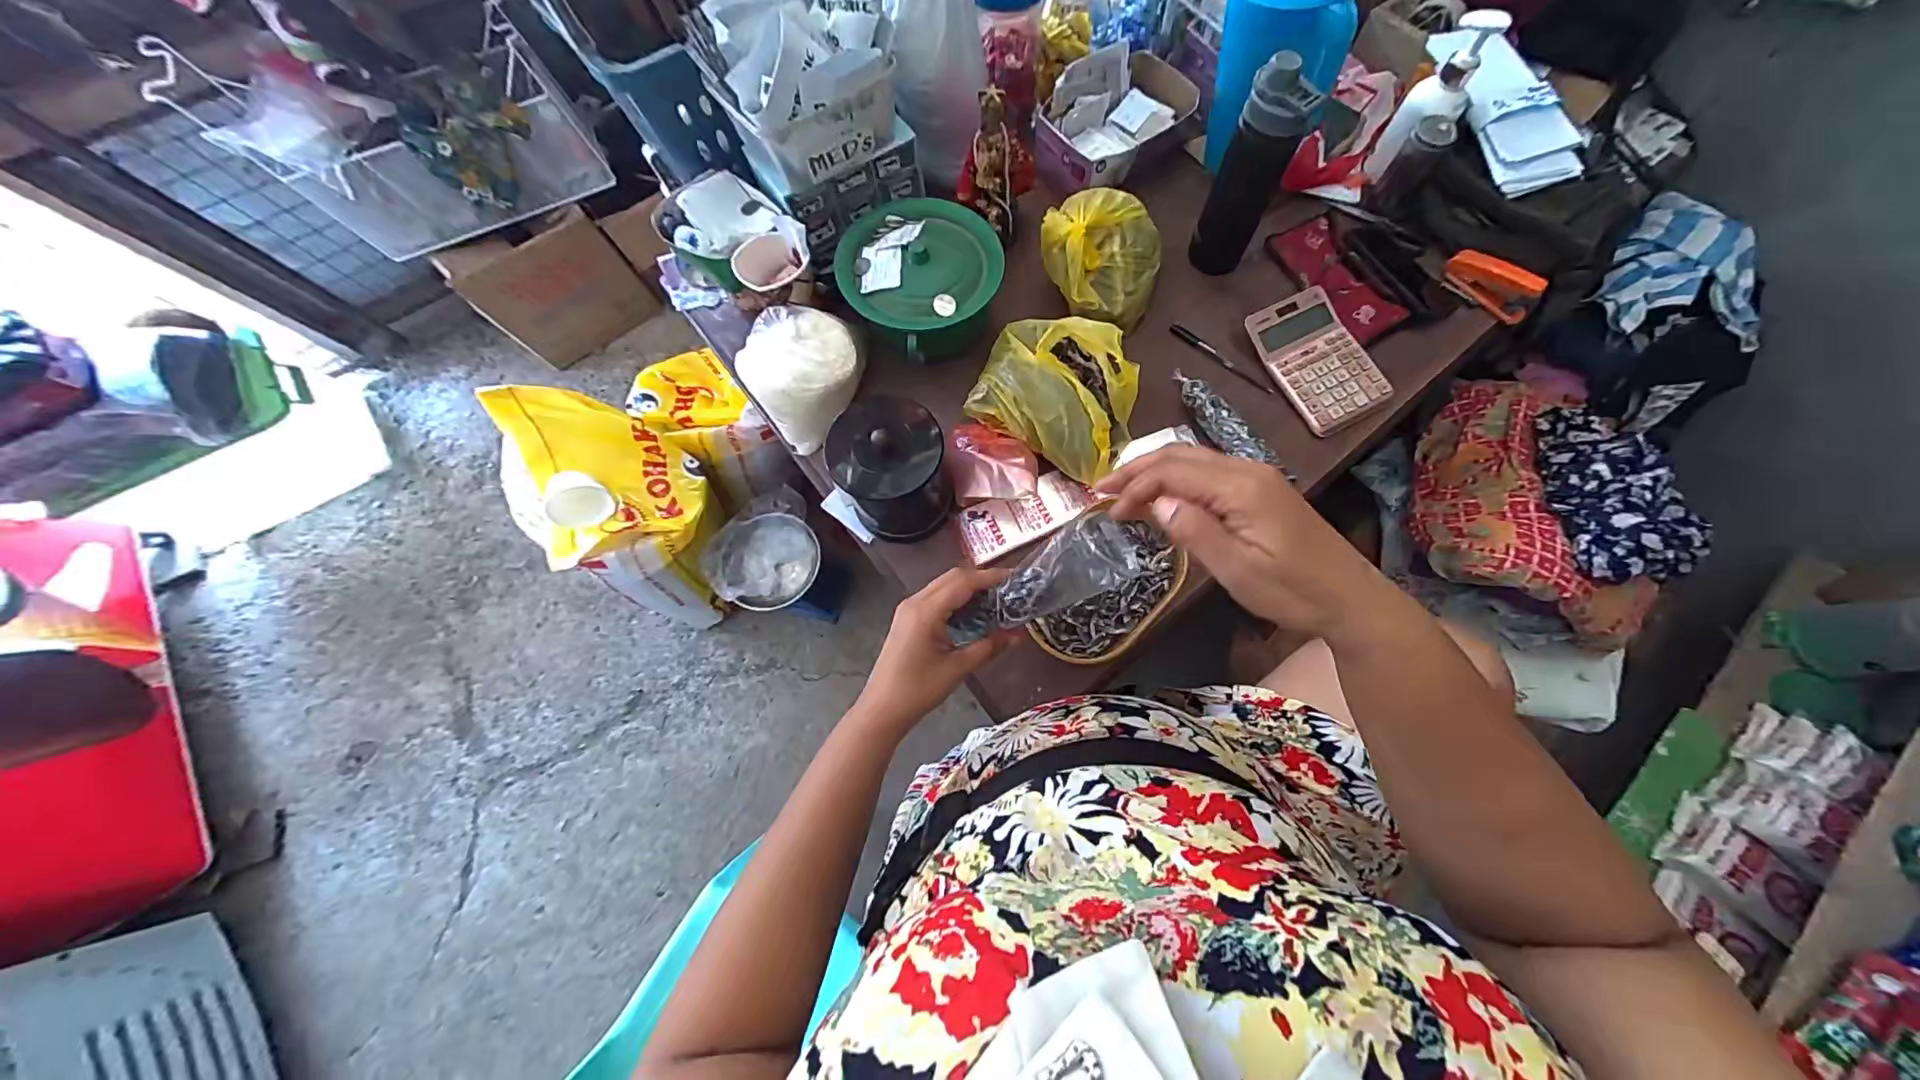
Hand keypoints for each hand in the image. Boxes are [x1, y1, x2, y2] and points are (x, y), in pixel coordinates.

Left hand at [852, 567, 1018, 733]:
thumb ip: (989, 647)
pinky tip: (972, 611)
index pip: (963, 582)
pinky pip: (935, 597)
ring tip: (995, 598)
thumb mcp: (958, 668)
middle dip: (981, 579)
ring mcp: (908, 609)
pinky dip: (955, 598)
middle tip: (1008, 589)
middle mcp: (915, 602)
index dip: (990, 577)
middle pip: (952, 577)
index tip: (1014, 578)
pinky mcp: (907, 618)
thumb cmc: (918, 690)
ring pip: (943, 585)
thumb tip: (1018, 635)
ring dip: (968, 587)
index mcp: (925, 611)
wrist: (883, 708)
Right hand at [1094, 445, 1396, 637]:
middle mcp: (1247, 470)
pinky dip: (1175, 478)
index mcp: (1241, 487)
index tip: (1109, 512)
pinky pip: (1207, 472)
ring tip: (1121, 491)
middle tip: (1100, 490)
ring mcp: (1256, 477)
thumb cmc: (1293, 591)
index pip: (1173, 471)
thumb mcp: (1239, 570)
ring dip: (1154, 472)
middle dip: (1136, 469)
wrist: (1351, 598)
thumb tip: (1157, 504)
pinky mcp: (1260, 490)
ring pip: (1193, 459)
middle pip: (1179, 455)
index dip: (1135, 486)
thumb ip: (1196, 532)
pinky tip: (1162, 496)